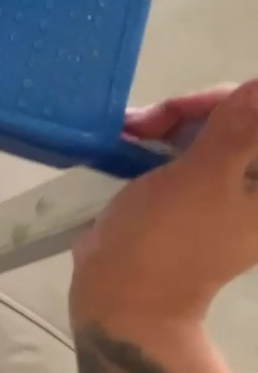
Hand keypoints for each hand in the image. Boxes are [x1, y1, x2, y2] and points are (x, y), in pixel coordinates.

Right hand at [71, 80, 257, 325]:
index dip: (228, 102)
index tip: (179, 110)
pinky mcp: (198, 191)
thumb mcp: (200, 178)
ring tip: (127, 133)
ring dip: (169, 124)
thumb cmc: (168, 234)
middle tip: (142, 124)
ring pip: (211, 130)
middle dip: (193, 111)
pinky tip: (129, 143)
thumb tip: (257, 87)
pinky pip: (189, 149)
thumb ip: (237, 131)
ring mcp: (233, 187)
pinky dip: (159, 140)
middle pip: (242, 120)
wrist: (129, 285)